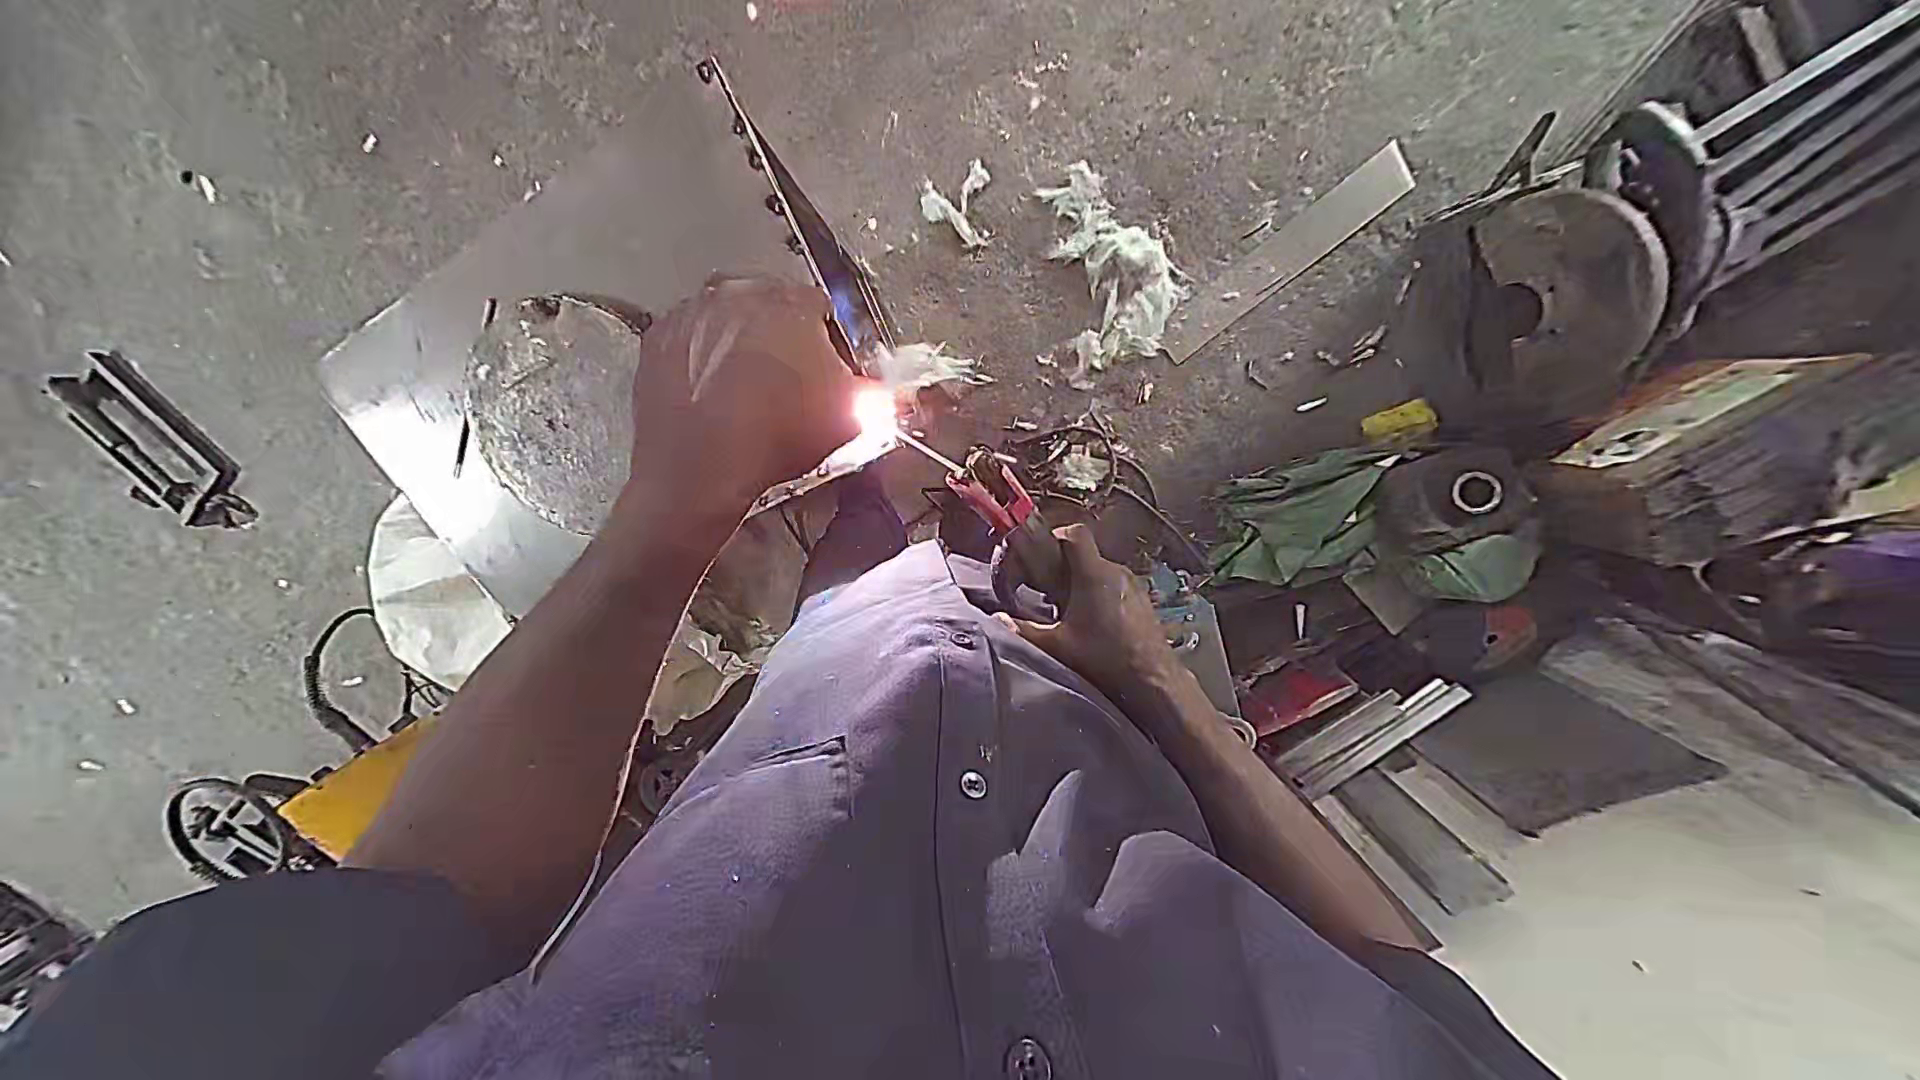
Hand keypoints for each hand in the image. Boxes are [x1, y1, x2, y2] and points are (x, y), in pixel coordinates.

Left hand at [624, 275, 858, 522]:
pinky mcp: (658, 337)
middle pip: (773, 308)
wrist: (701, 468)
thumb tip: (889, 393)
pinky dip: (704, 357)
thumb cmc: (779, 436)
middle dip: (784, 337)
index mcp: (791, 303)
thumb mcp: (849, 418)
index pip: (822, 309)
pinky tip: (714, 393)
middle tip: (789, 382)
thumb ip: (877, 395)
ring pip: (730, 319)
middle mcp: (738, 292)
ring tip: (749, 391)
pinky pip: (693, 339)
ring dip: (743, 343)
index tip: (828, 372)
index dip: (831, 342)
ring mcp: (692, 311)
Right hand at [996, 525, 1190, 709]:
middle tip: (1047, 588)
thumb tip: (999, 619)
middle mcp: (1115, 572)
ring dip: (1082, 580)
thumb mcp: (1058, 645)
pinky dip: (1099, 592)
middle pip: (1085, 553)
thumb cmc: (1106, 658)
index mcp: (1093, 575)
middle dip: (1064, 566)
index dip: (1057, 535)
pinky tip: (1092, 620)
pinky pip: (1114, 584)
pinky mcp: (1141, 598)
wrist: (1152, 678)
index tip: (1042, 551)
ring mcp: (1132, 584)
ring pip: (1100, 569)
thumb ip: (1025, 630)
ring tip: (1068, 608)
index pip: (1076, 534)